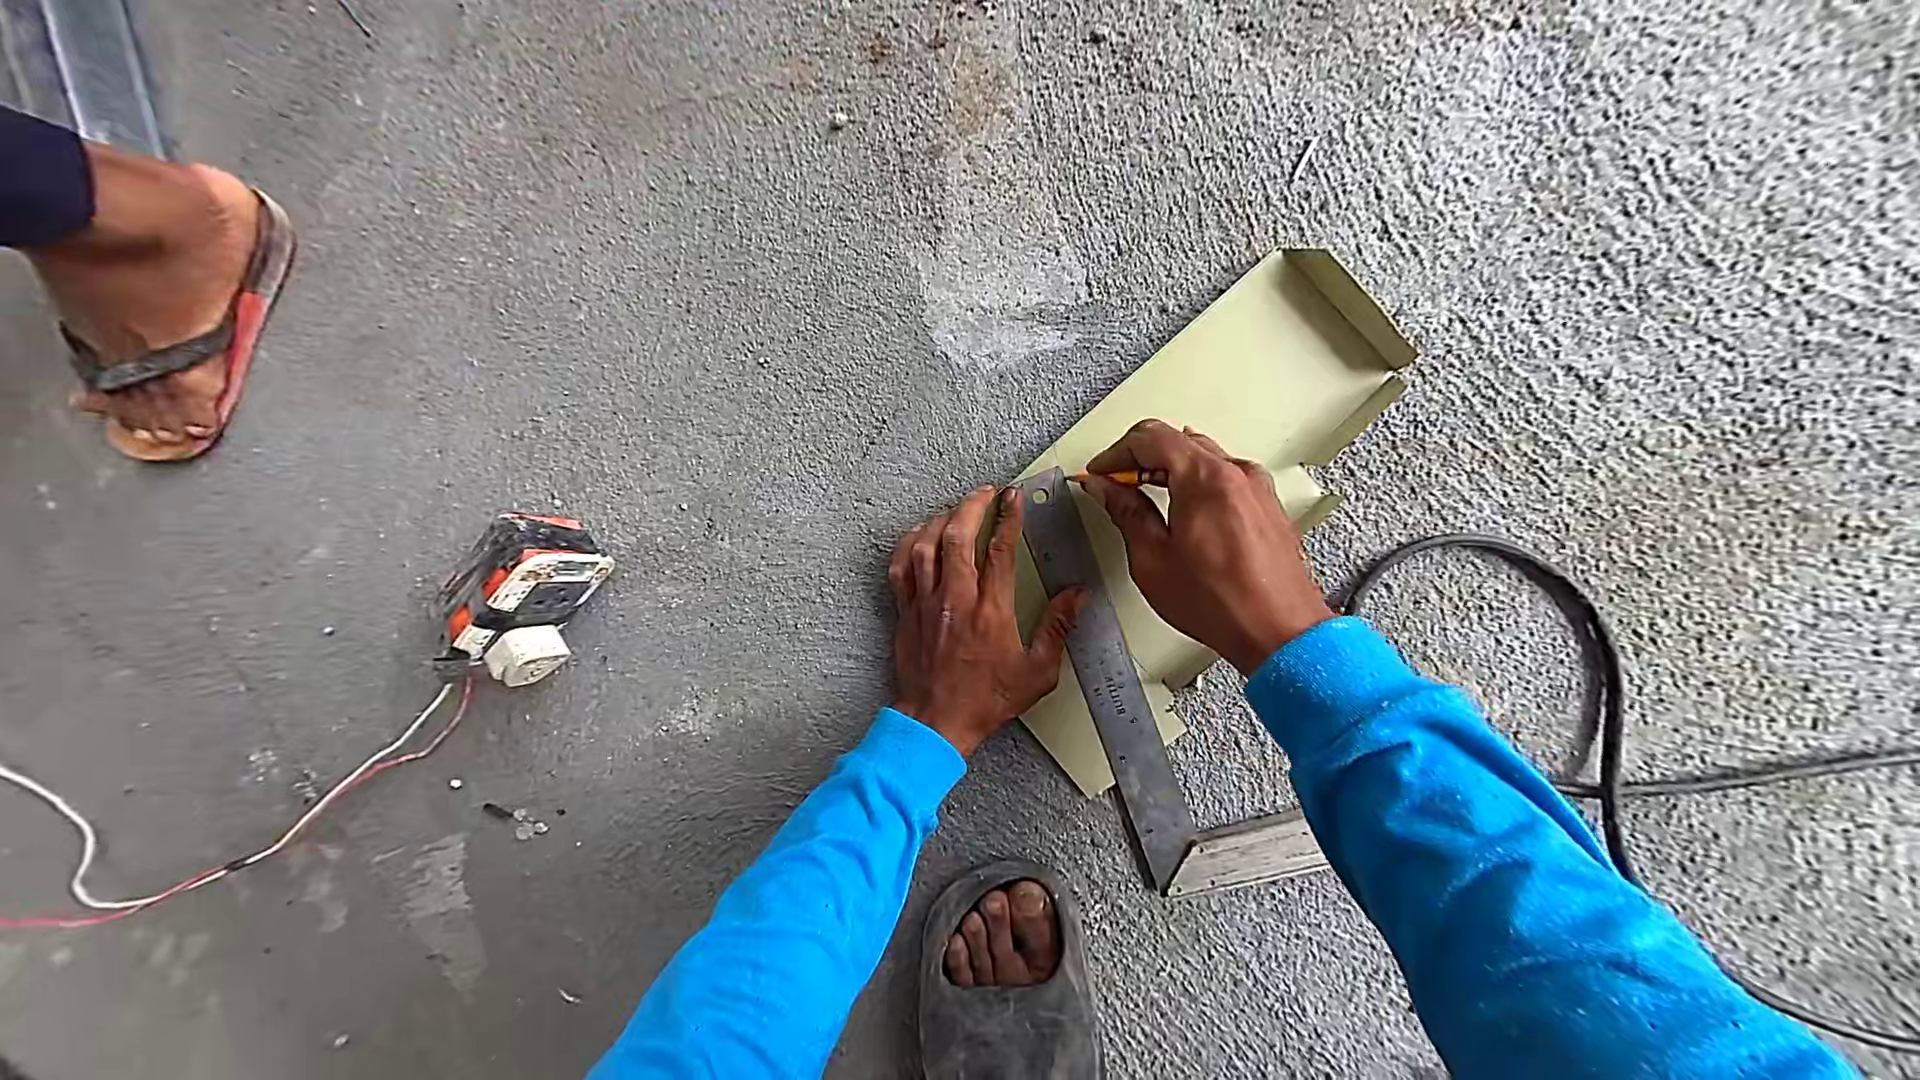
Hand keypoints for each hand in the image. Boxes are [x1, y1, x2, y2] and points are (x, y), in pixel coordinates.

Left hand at [889, 486, 1087, 755]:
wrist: (937, 722)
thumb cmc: (984, 700)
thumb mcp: (1037, 672)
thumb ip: (1058, 628)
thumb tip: (1076, 596)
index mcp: (991, 612)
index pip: (1000, 550)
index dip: (1009, 517)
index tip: (1015, 498)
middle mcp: (956, 600)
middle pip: (958, 535)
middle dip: (973, 504)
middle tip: (986, 492)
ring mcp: (926, 603)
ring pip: (926, 545)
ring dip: (942, 518)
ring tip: (957, 508)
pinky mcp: (906, 611)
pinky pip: (900, 567)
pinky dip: (909, 543)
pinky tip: (920, 533)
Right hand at [1081, 420, 1332, 675]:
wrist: (1278, 631)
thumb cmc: (1223, 603)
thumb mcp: (1152, 559)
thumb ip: (1126, 512)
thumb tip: (1106, 489)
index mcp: (1205, 479)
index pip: (1149, 437)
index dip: (1114, 454)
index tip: (1099, 473)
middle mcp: (1236, 473)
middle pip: (1176, 440)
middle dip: (1137, 457)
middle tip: (1113, 483)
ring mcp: (1255, 487)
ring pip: (1200, 454)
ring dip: (1165, 467)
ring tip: (1142, 495)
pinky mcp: (1265, 503)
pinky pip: (1222, 474)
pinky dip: (1192, 480)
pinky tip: (1178, 507)